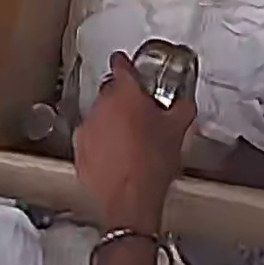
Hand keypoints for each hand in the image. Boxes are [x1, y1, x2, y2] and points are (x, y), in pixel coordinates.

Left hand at [72, 53, 197, 231]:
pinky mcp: (79, 151)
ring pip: (99, 115)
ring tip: (129, 139)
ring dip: (111, 122)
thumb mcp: (178, 130)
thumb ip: (182, 108)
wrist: (131, 201)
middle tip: (139, 112)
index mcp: (125, 94)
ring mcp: (87, 128)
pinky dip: (100, 143)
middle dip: (122, 98)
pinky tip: (117, 156)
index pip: (120, 65)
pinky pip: (90, 139)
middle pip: (110, 91)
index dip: (125, 63)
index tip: (126, 63)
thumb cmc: (152, 163)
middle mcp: (101, 106)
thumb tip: (184, 103)